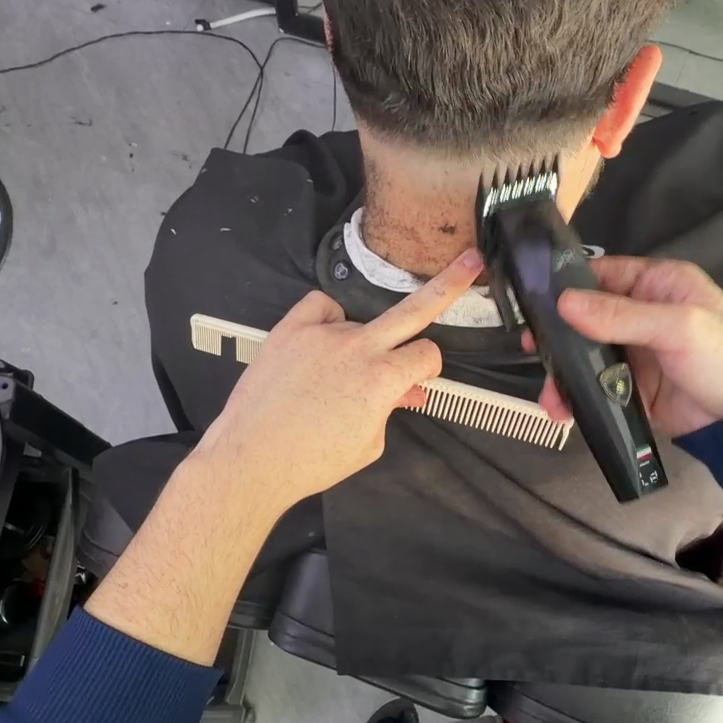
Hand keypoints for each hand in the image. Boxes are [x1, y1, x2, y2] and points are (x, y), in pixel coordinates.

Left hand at [196, 249, 483, 510]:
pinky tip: (321, 341)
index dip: (428, 368)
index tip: (422, 377)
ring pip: (358, 323)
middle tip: (471, 260)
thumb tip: (408, 390)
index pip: (426, 355)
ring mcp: (323, 334)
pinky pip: (321, 306)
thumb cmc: (312, 462)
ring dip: (357, 346)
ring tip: (329, 381)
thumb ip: (391, 408)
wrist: (252, 459)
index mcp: (384, 380)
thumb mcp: (368, 444)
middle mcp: (358, 348)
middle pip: (416, 308)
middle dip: (449, 284)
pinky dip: (327, 319)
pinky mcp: (290, 329)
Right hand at [527, 256, 722, 437]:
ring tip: (550, 397)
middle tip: (534, 349)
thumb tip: (564, 302)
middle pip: (586, 316)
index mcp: (657, 284)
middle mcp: (641, 312)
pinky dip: (576, 396)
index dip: (568, 284)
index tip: (535, 301)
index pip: (602, 273)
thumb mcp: (676, 328)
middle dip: (558, 336)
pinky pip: (593, 384)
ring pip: (584, 354)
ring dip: (564, 373)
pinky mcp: (629, 384)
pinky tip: (563, 410)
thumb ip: (620, 315)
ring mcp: (634, 351)